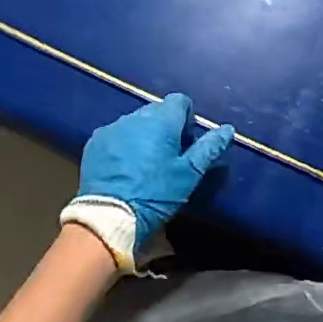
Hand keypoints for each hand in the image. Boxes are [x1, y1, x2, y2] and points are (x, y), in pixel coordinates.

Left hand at [76, 93, 233, 246]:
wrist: (108, 219)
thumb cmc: (155, 194)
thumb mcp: (189, 173)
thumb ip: (210, 147)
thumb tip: (227, 129)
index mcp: (161, 120)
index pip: (180, 101)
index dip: (187, 120)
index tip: (186, 144)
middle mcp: (135, 117)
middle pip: (158, 111)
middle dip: (167, 128)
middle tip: (169, 157)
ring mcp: (112, 129)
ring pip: (136, 123)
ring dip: (145, 135)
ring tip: (146, 164)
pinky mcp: (94, 144)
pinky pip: (117, 135)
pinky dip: (124, 144)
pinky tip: (125, 168)